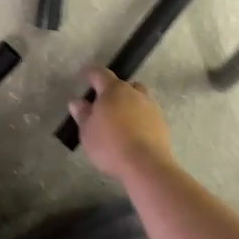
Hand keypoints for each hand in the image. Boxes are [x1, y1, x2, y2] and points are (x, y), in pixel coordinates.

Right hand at [69, 68, 176, 185]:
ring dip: (129, 104)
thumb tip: (77, 101)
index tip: (85, 77)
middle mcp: (134, 93)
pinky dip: (140, 120)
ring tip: (120, 121)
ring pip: (138, 98)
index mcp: (114, 90)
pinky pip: (148, 115)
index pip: (100, 74)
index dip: (91, 73)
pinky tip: (134, 134)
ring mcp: (151, 107)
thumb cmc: (110, 145)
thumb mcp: (87, 132)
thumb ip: (83, 114)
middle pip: (123, 85)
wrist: (146, 165)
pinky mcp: (162, 123)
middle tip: (104, 105)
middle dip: (113, 91)